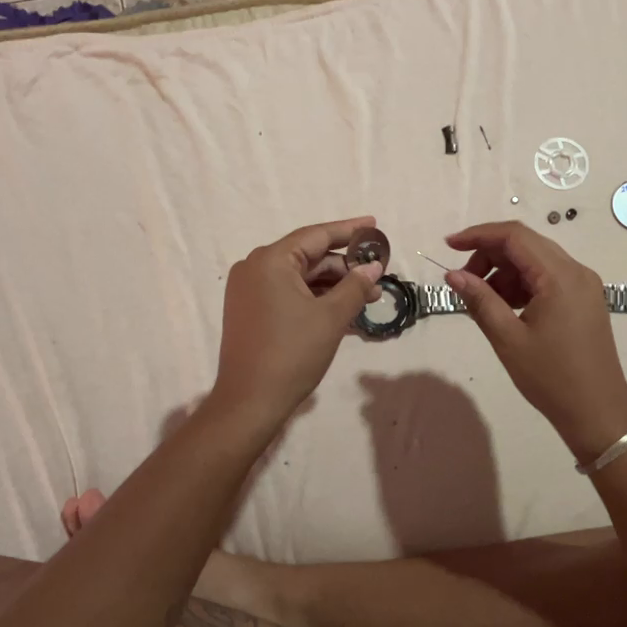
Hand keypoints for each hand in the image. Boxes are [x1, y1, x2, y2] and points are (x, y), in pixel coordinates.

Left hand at [212, 217, 383, 420]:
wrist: (250, 401)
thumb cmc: (292, 353)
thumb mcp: (331, 317)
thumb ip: (355, 286)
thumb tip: (373, 267)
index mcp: (270, 260)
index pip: (316, 235)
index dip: (349, 231)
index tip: (374, 225)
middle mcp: (254, 268)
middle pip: (307, 256)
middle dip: (344, 267)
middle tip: (377, 277)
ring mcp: (248, 291)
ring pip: (298, 277)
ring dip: (331, 286)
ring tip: (366, 298)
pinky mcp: (249, 311)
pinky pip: (287, 294)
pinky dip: (313, 298)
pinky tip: (341, 310)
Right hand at [444, 221, 626, 460]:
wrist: (597, 411)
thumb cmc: (551, 377)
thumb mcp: (507, 338)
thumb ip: (479, 300)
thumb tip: (452, 275)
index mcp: (560, 276)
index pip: (514, 236)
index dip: (478, 235)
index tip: (447, 246)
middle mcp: (576, 271)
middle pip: (525, 244)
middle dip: (489, 255)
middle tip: (462, 281)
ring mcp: (583, 285)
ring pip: (536, 261)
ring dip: (504, 272)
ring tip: (481, 301)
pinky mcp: (584, 300)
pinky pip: (547, 278)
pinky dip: (521, 284)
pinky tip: (504, 308)